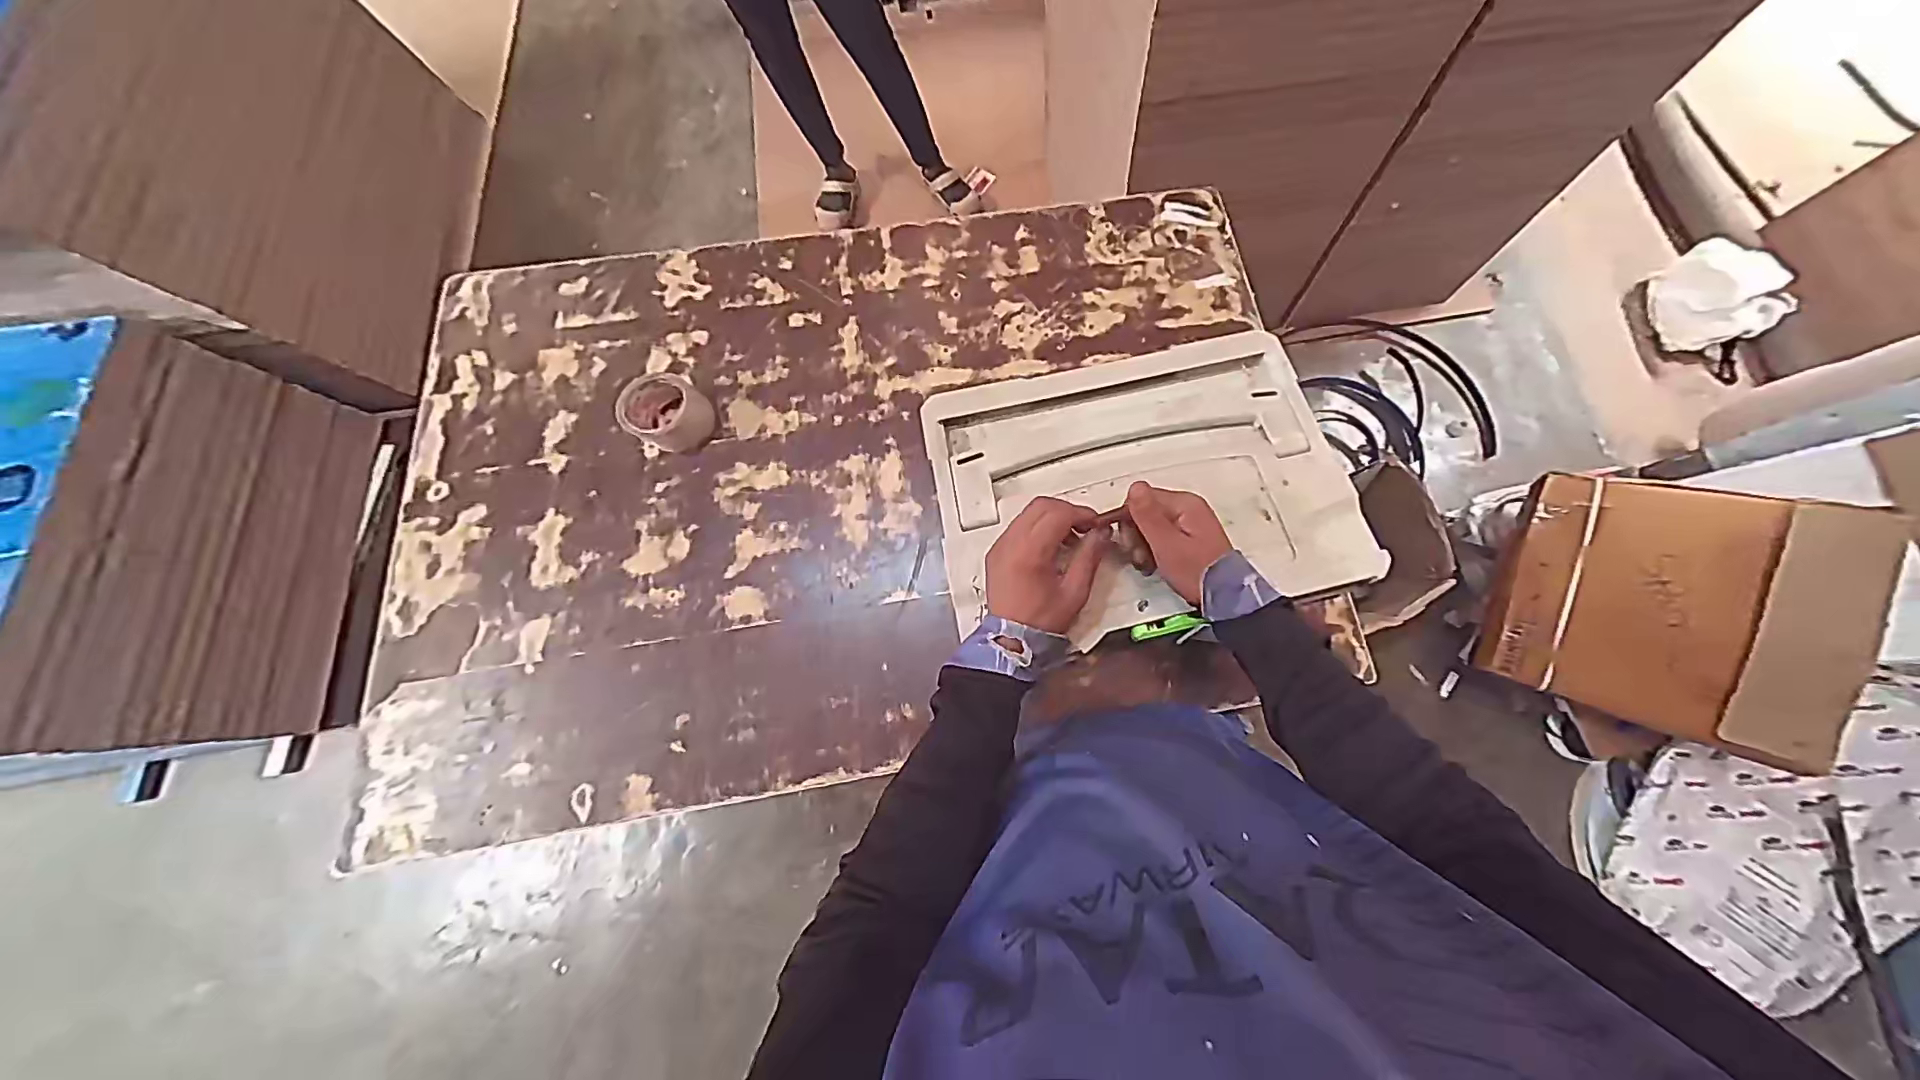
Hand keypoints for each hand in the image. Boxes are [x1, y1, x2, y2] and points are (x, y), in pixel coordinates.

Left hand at [985, 497, 1108, 633]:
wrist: (1011, 640)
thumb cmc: (1039, 623)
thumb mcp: (1075, 592)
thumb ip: (1089, 557)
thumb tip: (1100, 535)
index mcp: (1029, 553)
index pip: (1057, 513)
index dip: (1081, 513)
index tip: (1094, 522)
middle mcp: (1010, 545)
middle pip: (1041, 506)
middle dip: (1067, 510)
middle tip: (1085, 526)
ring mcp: (1000, 548)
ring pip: (1028, 513)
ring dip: (1052, 518)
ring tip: (1070, 538)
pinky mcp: (996, 553)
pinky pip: (1018, 527)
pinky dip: (1037, 528)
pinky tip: (1051, 546)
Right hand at [1124, 481, 1231, 603]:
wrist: (1223, 595)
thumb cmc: (1198, 572)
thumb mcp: (1165, 543)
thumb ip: (1148, 514)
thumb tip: (1136, 487)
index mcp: (1184, 503)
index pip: (1140, 498)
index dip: (1129, 520)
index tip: (1131, 542)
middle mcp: (1188, 508)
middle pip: (1145, 510)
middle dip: (1136, 534)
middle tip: (1140, 555)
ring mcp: (1189, 523)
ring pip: (1151, 525)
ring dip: (1143, 544)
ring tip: (1149, 563)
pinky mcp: (1189, 537)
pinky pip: (1161, 535)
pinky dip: (1154, 549)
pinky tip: (1156, 563)